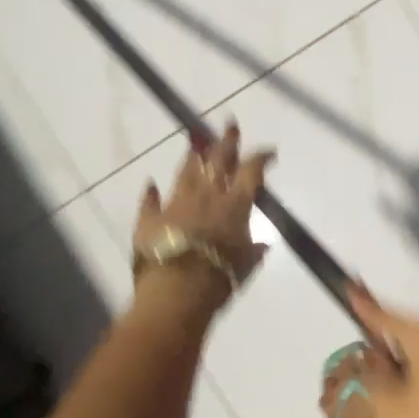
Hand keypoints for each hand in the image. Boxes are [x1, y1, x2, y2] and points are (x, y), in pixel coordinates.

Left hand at [134, 123, 273, 308]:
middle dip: (227, 142)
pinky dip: (152, 193)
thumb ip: (254, 252)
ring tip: (196, 144)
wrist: (175, 293)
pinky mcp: (149, 218)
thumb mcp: (245, 267)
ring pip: (186, 173)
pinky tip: (151, 184)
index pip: (251, 172)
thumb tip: (263, 244)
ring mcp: (175, 204)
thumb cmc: (218, 280)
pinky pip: (150, 201)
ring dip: (193, 157)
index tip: (269, 150)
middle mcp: (206, 198)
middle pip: (218, 162)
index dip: (261, 158)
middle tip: (230, 124)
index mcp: (234, 207)